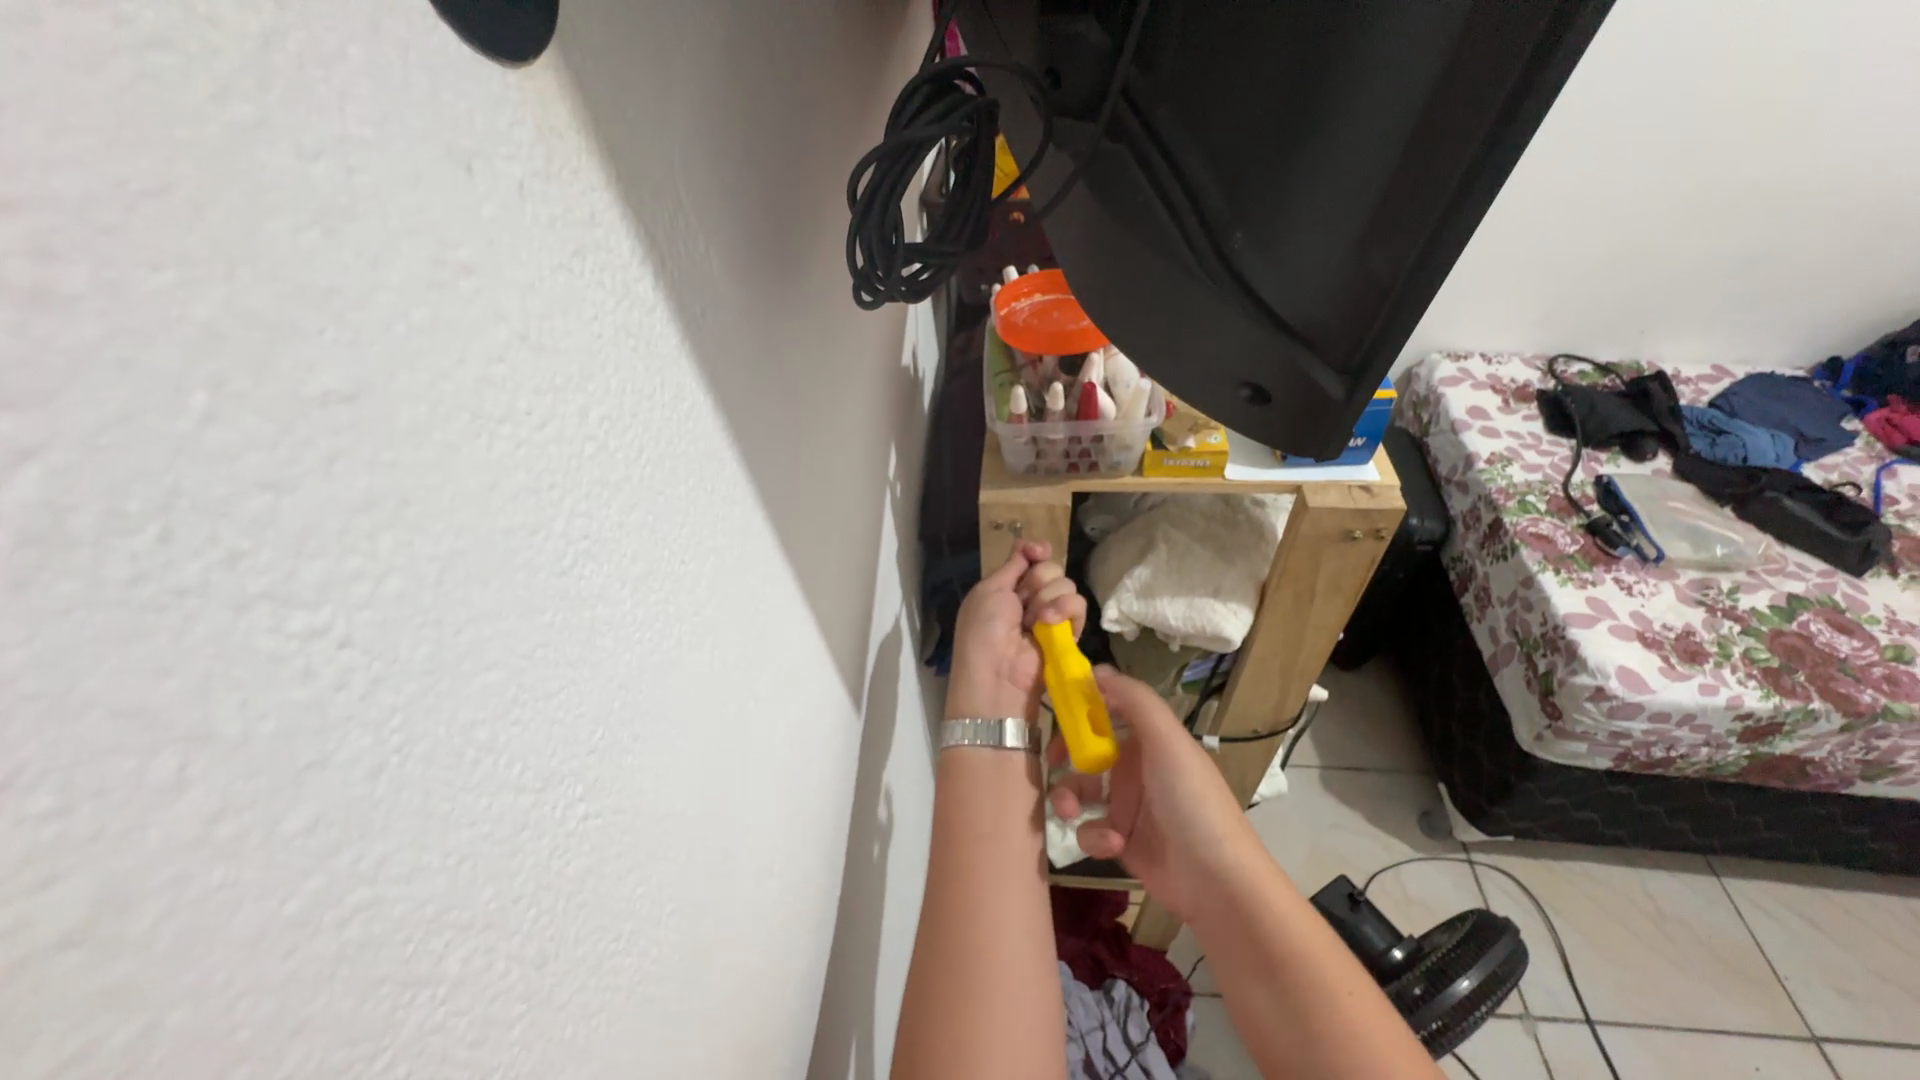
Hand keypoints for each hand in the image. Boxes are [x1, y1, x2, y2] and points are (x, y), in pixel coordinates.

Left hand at [946, 541, 1086, 720]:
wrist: (997, 675)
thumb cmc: (984, 631)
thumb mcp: (989, 590)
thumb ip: (1012, 565)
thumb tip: (1033, 546)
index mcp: (1005, 587)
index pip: (1030, 557)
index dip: (1035, 552)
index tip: (1037, 552)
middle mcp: (1029, 598)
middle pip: (1050, 568)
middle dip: (1037, 581)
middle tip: (1022, 602)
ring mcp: (1050, 615)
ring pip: (1065, 585)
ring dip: (1048, 598)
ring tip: (1034, 621)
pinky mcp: (1068, 632)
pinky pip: (1078, 605)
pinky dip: (1066, 610)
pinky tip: (1050, 623)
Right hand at [1047, 668, 1264, 923]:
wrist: (1215, 880)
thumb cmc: (1190, 801)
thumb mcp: (1168, 741)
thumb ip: (1134, 700)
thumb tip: (1096, 669)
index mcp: (1150, 740)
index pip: (1107, 712)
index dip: (1080, 711)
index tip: (1055, 714)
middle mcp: (1137, 768)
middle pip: (1086, 752)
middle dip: (1065, 758)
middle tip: (1050, 765)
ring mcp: (1128, 806)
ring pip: (1080, 791)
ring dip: (1069, 798)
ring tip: (1071, 811)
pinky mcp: (1121, 841)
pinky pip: (1090, 829)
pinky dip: (1094, 835)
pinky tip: (1113, 844)